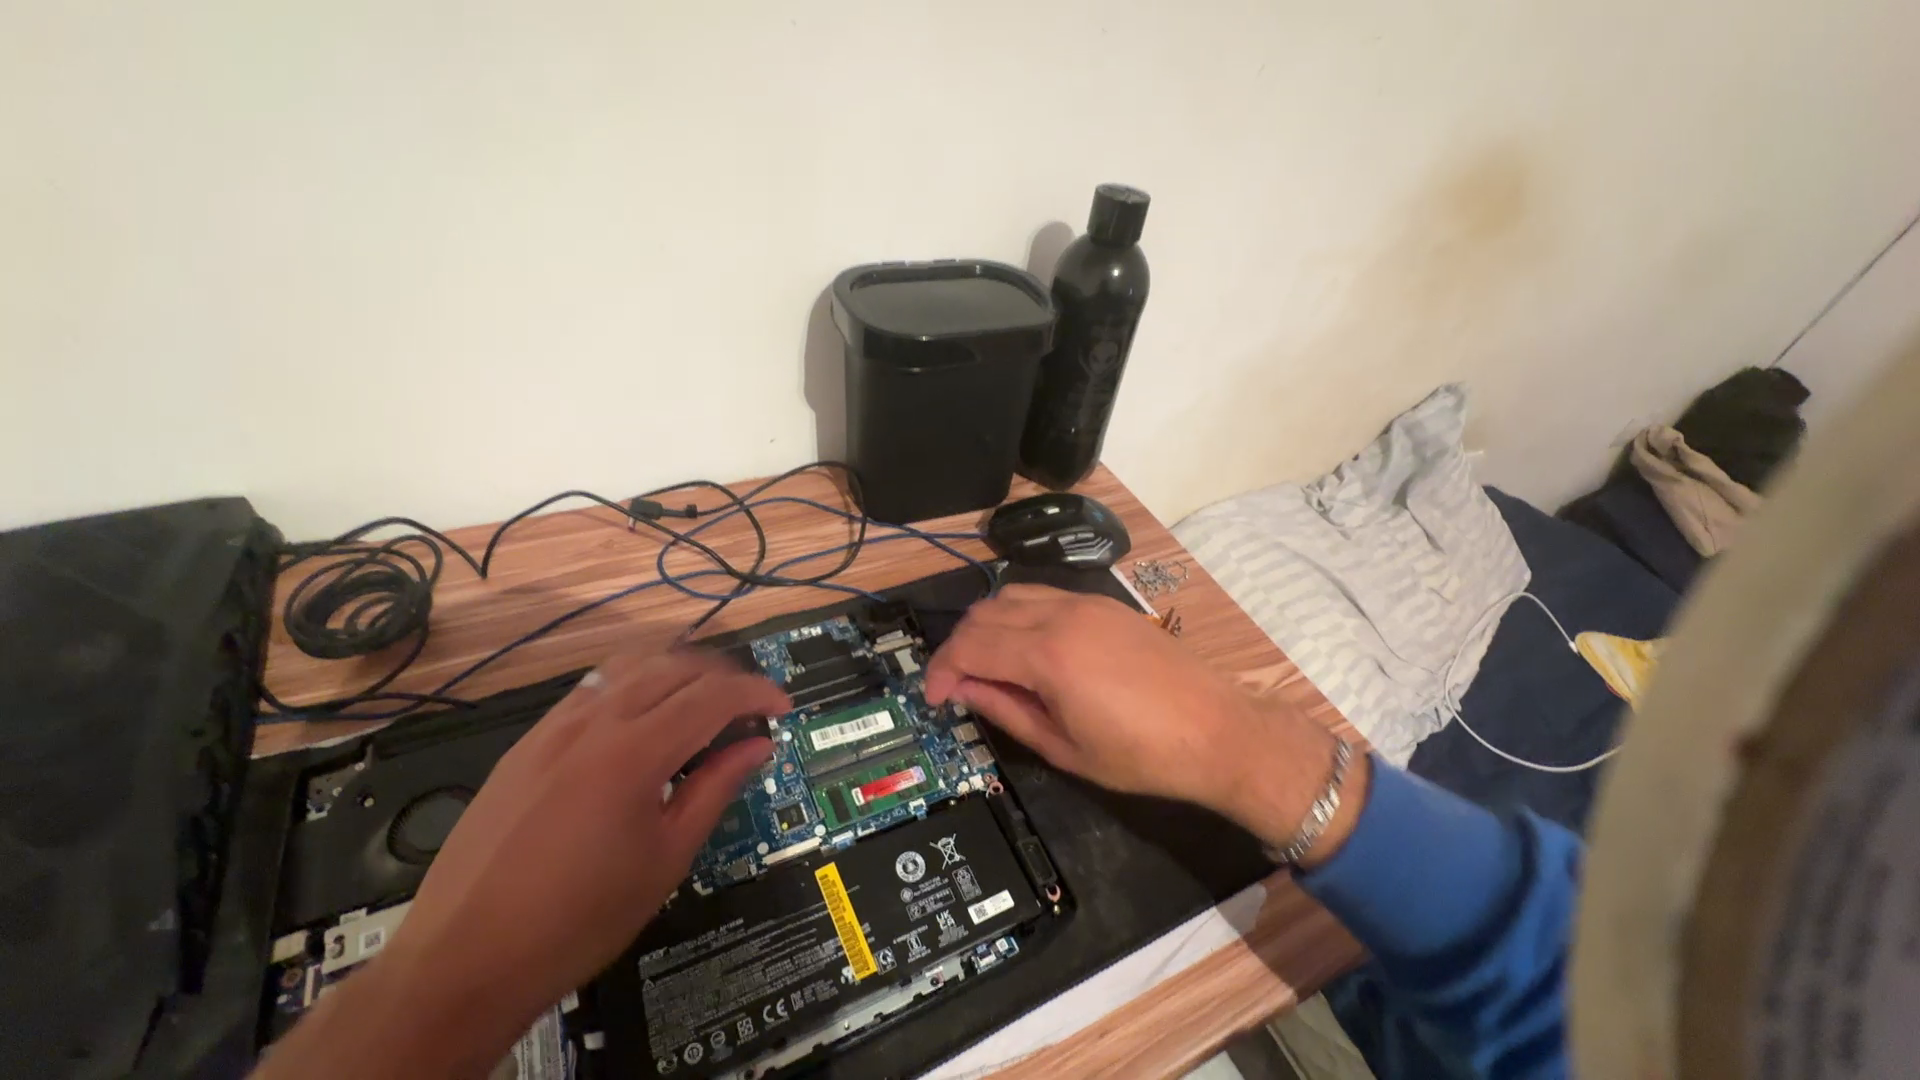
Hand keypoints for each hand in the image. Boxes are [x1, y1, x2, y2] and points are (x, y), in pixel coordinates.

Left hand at [254, 649, 787, 1078]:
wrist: (464, 958)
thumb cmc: (581, 919)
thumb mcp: (666, 858)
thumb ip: (715, 788)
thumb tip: (757, 744)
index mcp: (633, 752)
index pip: (712, 695)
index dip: (756, 692)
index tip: (783, 707)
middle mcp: (593, 721)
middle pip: (673, 665)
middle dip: (723, 675)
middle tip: (750, 707)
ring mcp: (553, 727)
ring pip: (629, 665)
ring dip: (677, 670)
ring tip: (703, 702)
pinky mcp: (527, 743)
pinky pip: (592, 689)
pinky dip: (633, 685)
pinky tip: (642, 721)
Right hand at [923, 585, 1365, 863]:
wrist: (1218, 731)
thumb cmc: (1141, 755)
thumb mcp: (1063, 747)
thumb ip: (1006, 710)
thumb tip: (964, 690)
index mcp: (1048, 655)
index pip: (970, 646)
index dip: (941, 670)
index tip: (934, 697)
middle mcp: (1062, 615)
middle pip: (984, 613)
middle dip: (958, 646)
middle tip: (956, 684)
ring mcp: (1086, 603)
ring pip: (1011, 596)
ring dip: (986, 625)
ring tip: (986, 665)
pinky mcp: (1105, 604)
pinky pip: (1043, 596)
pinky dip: (1018, 615)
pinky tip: (1025, 648)